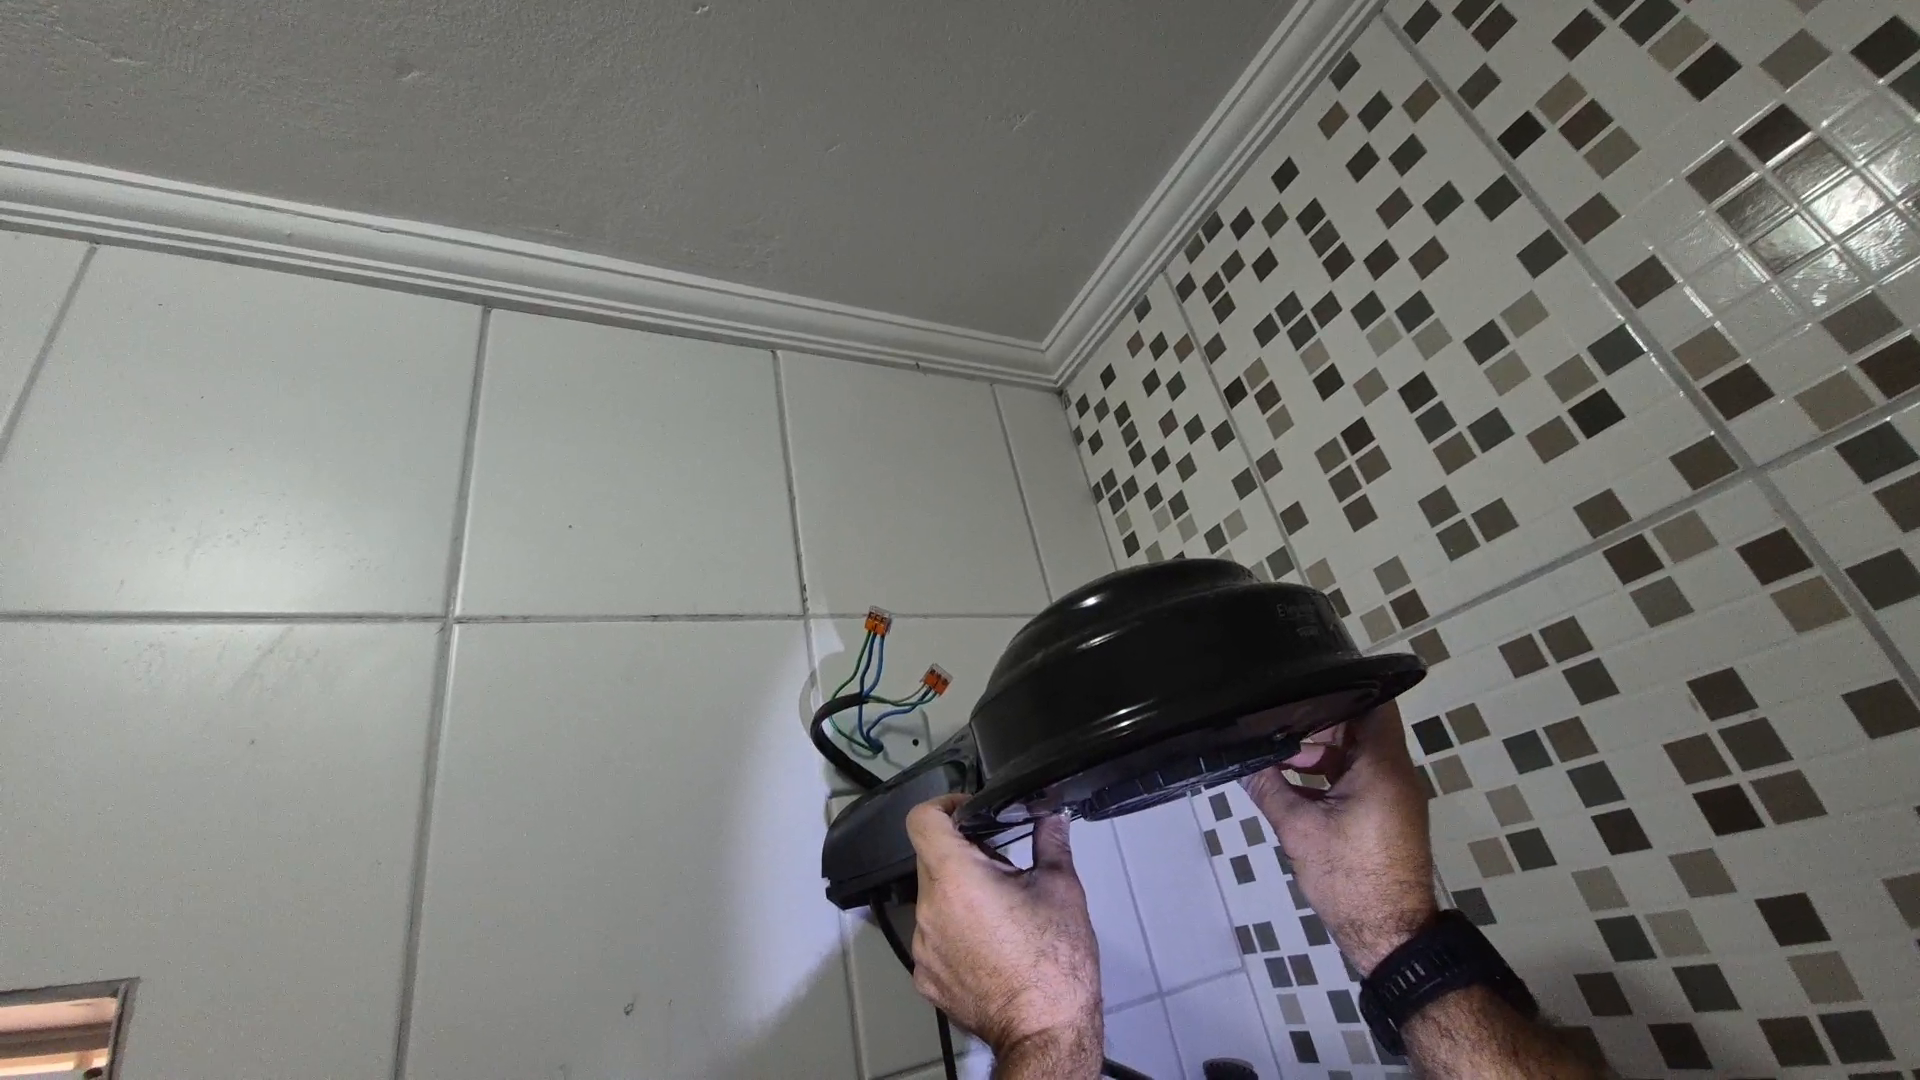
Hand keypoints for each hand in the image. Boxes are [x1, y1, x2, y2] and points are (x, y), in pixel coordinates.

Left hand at [904, 794, 1102, 1065]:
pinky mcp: (925, 979)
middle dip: (961, 853)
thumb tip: (1052, 815)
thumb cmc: (1056, 961)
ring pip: (932, 898)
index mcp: (956, 878)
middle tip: (999, 864)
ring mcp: (922, 947)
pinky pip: (932, 937)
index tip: (968, 812)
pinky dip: (953, 930)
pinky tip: (988, 945)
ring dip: (957, 893)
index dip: (943, 805)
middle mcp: (928, 909)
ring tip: (998, 910)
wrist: (1048, 1036)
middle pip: (930, 858)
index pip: (922, 819)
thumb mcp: (1061, 889)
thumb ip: (1051, 841)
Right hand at [1242, 702, 1437, 972]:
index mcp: (1381, 767)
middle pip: (1358, 727)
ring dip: (1318, 750)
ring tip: (1274, 752)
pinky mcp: (1385, 813)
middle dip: (1316, 722)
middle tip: (1274, 718)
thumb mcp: (1298, 829)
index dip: (1340, 688)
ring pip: (1355, 753)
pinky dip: (1327, 773)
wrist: (1390, 936)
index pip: (1374, 704)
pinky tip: (1289, 780)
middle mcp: (1394, 773)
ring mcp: (1392, 795)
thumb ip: (1268, 787)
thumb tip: (1240, 761)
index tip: (1301, 684)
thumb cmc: (1348, 877)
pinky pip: (1356, 776)